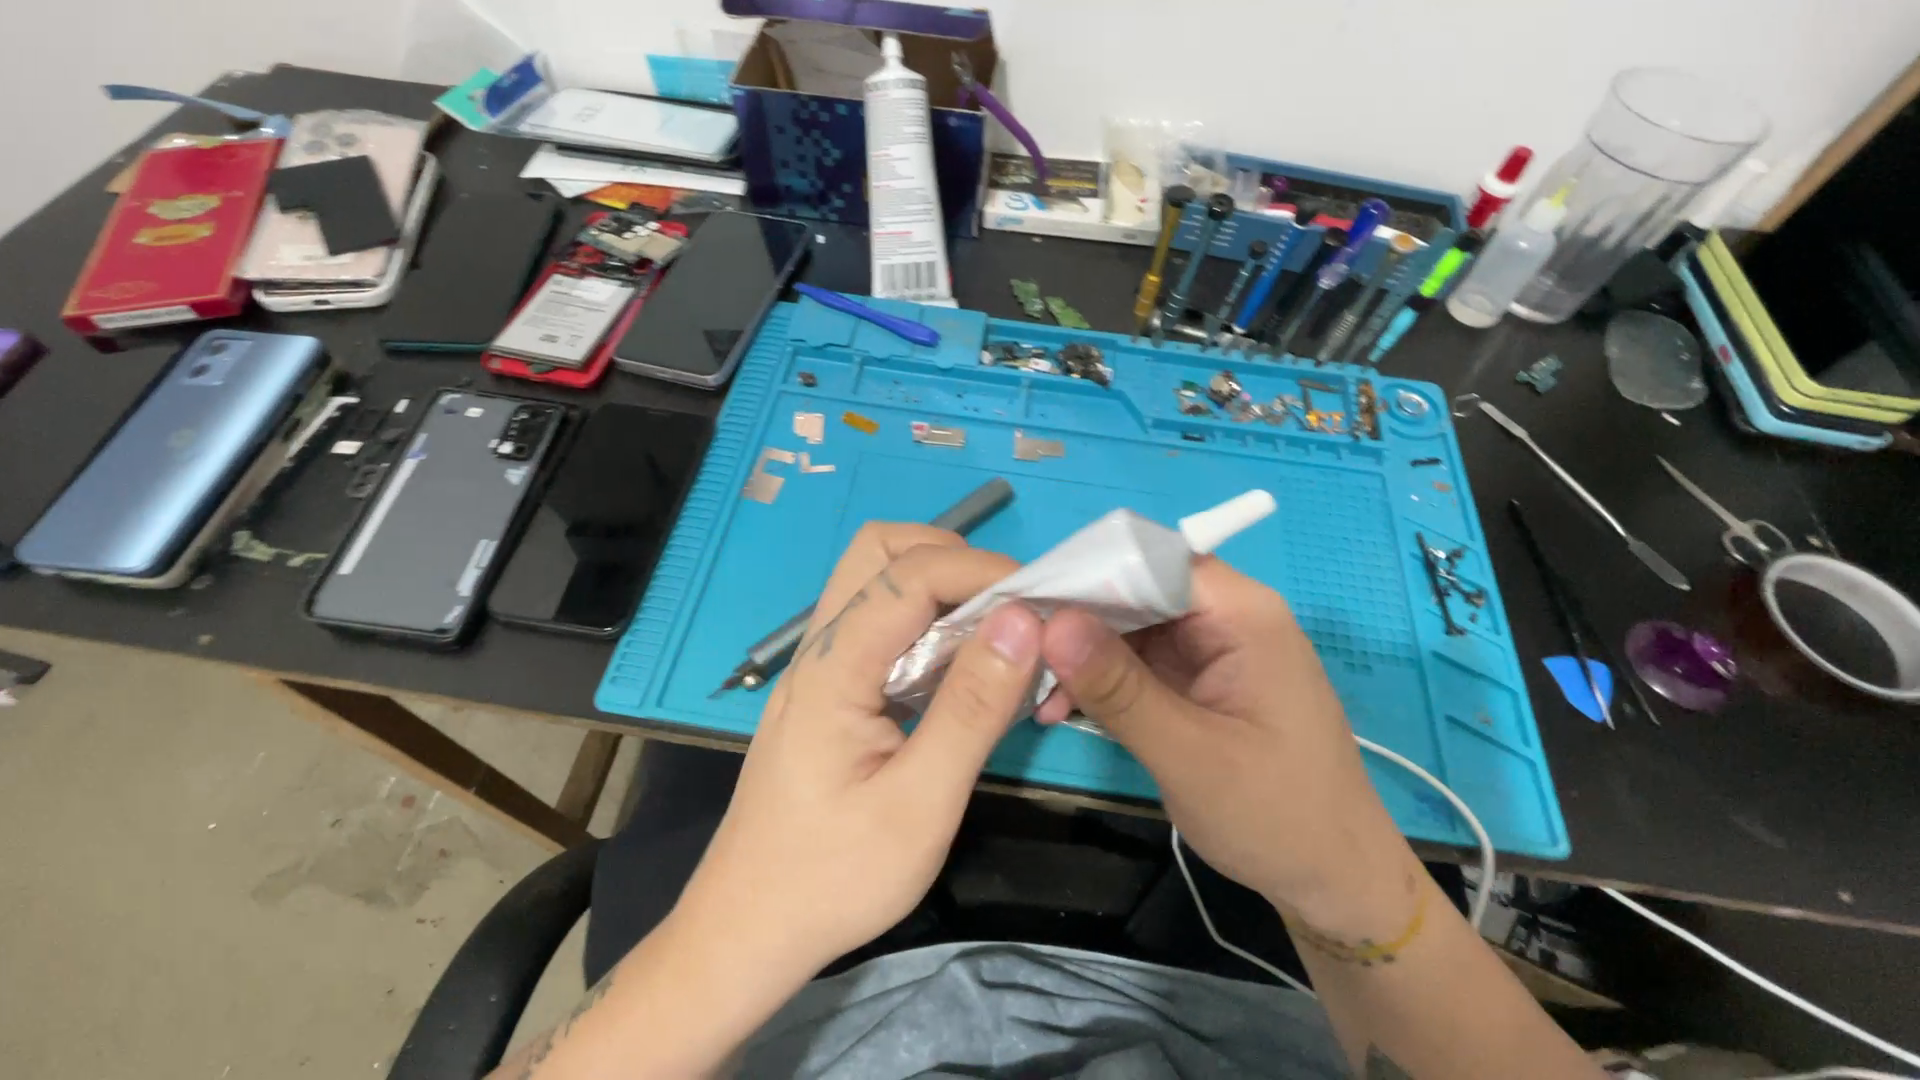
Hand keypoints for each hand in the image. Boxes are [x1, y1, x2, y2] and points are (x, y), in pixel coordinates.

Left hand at [674, 524, 1041, 977]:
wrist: (748, 930)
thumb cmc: (833, 877)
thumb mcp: (920, 804)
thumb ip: (972, 709)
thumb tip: (1021, 620)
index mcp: (834, 668)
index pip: (908, 573)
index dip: (981, 569)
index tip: (1040, 600)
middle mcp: (820, 650)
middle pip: (878, 551)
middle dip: (951, 556)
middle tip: (1009, 605)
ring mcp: (821, 669)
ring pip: (876, 583)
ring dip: (940, 588)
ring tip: (997, 636)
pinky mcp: (831, 693)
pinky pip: (881, 628)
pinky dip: (928, 625)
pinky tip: (964, 674)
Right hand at [1036, 558, 1415, 928]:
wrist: (1332, 878)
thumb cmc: (1275, 817)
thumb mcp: (1189, 756)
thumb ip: (1119, 689)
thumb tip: (1051, 622)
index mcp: (1243, 615)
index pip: (1151, 560)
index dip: (1085, 572)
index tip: (1022, 604)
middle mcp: (1228, 617)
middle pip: (1135, 587)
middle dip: (1075, 617)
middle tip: (1015, 652)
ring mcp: (1213, 649)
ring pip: (1130, 624)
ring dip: (1081, 654)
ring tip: (1033, 691)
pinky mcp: (1200, 679)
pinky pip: (1138, 660)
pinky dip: (1100, 680)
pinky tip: (1061, 708)